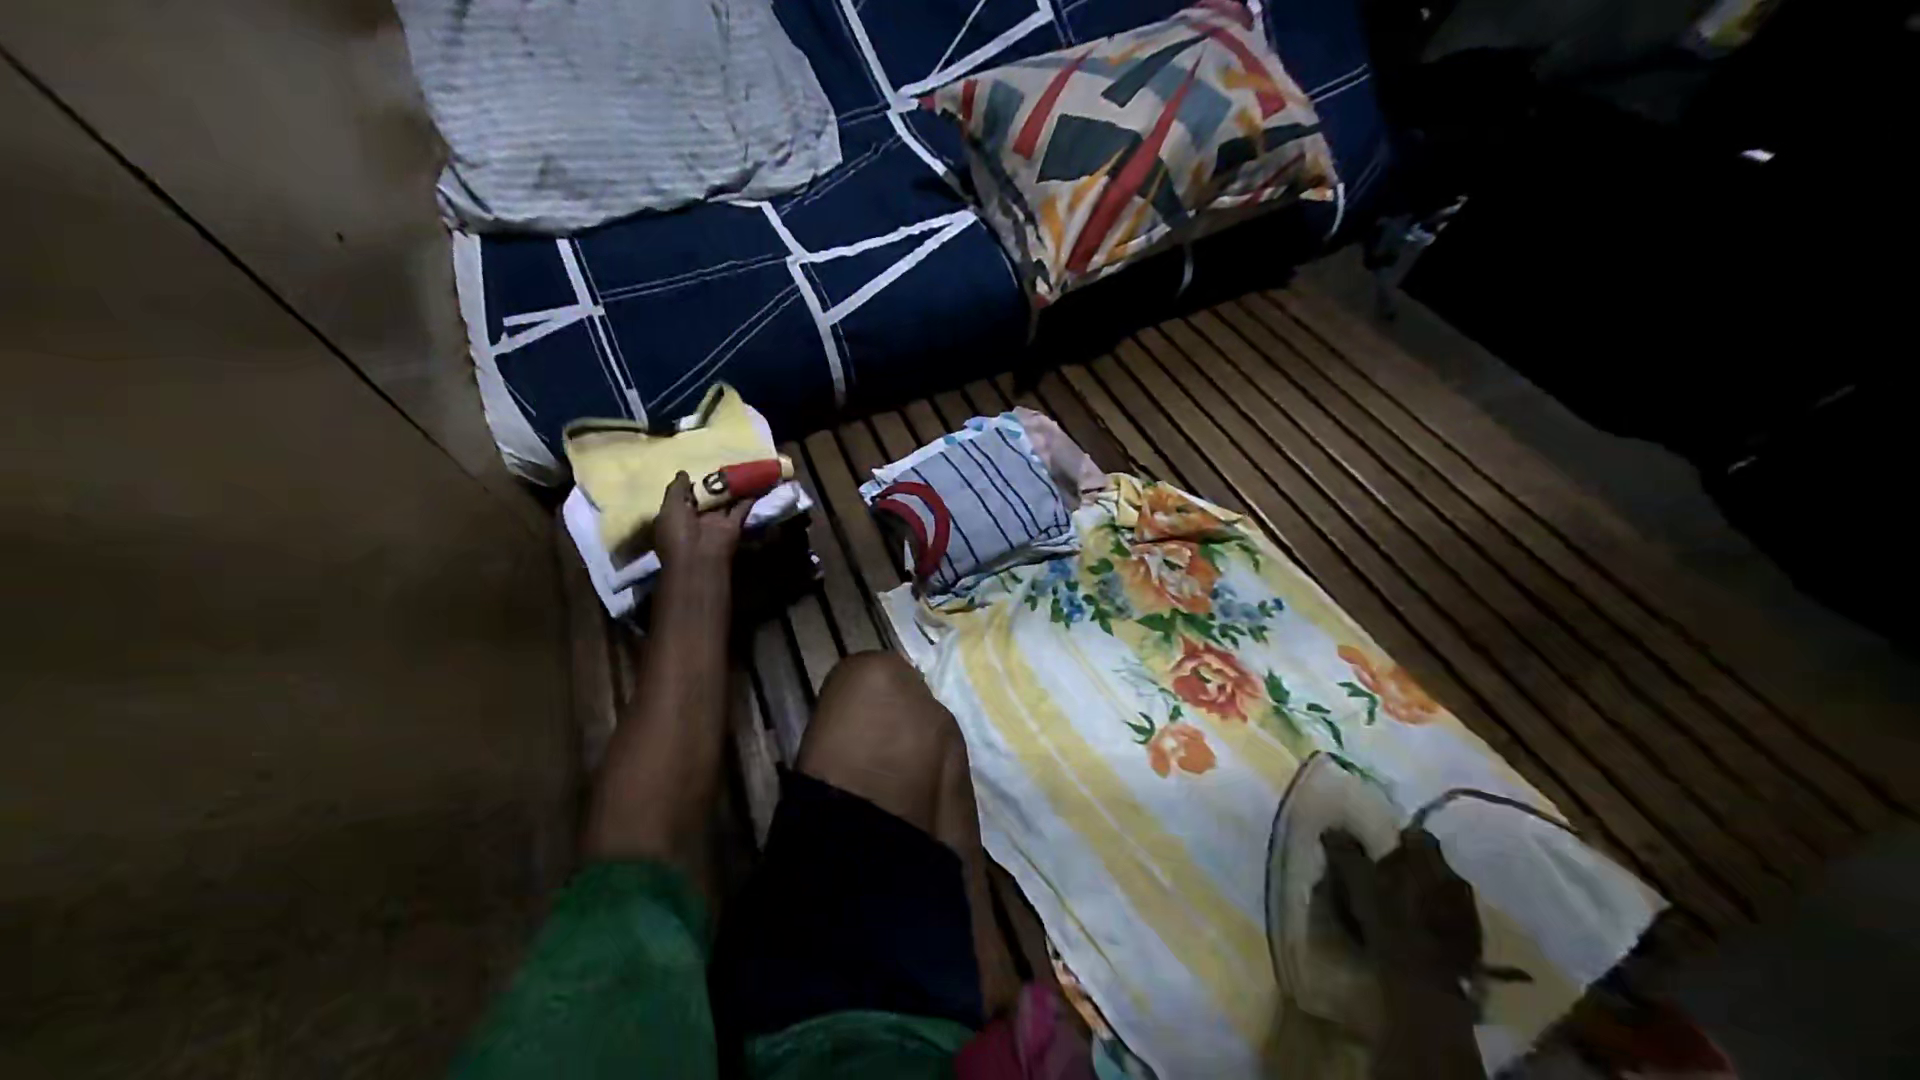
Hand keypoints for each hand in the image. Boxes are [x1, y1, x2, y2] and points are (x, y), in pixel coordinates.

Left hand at [653, 471, 752, 572]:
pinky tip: (754, 481)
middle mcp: (698, 519)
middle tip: (722, 463)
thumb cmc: (677, 533)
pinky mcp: (733, 525)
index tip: (699, 466)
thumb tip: (683, 473)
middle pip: (707, 498)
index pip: (684, 497)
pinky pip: (741, 508)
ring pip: (725, 502)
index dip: (691, 483)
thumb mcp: (669, 507)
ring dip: (732, 488)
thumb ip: (676, 489)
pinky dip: (748, 497)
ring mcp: (716, 522)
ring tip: (740, 467)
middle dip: (714, 483)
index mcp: (678, 516)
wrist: (698, 559)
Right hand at [1322, 826, 1481, 994]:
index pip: (1415, 834)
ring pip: (1444, 886)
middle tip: (1390, 877)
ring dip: (1428, 890)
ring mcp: (1469, 909)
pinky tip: (1423, 928)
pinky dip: (1439, 914)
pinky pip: (1454, 913)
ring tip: (1407, 903)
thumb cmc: (1388, 925)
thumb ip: (1345, 853)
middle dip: (1413, 865)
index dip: (1397, 840)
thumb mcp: (1357, 885)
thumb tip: (1333, 829)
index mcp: (1426, 859)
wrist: (1426, 984)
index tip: (1380, 852)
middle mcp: (1453, 877)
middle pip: (1431, 860)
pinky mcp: (1476, 937)